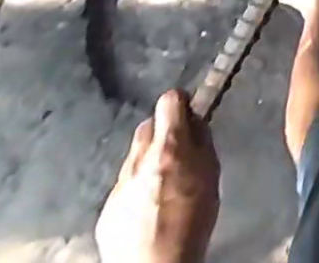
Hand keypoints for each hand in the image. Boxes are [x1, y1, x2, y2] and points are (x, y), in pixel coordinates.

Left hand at [95, 90, 219, 262]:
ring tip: (166, 181)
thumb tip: (195, 122)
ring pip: (134, 156)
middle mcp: (138, 161)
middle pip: (146, 126)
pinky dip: (138, 185)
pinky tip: (150, 205)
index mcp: (169, 147)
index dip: (181, 102)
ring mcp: (118, 185)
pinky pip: (125, 184)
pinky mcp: (106, 209)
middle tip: (180, 147)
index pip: (168, 101)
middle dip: (163, 130)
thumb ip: (202, 142)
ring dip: (150, 158)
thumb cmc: (194, 218)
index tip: (189, 112)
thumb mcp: (212, 172)